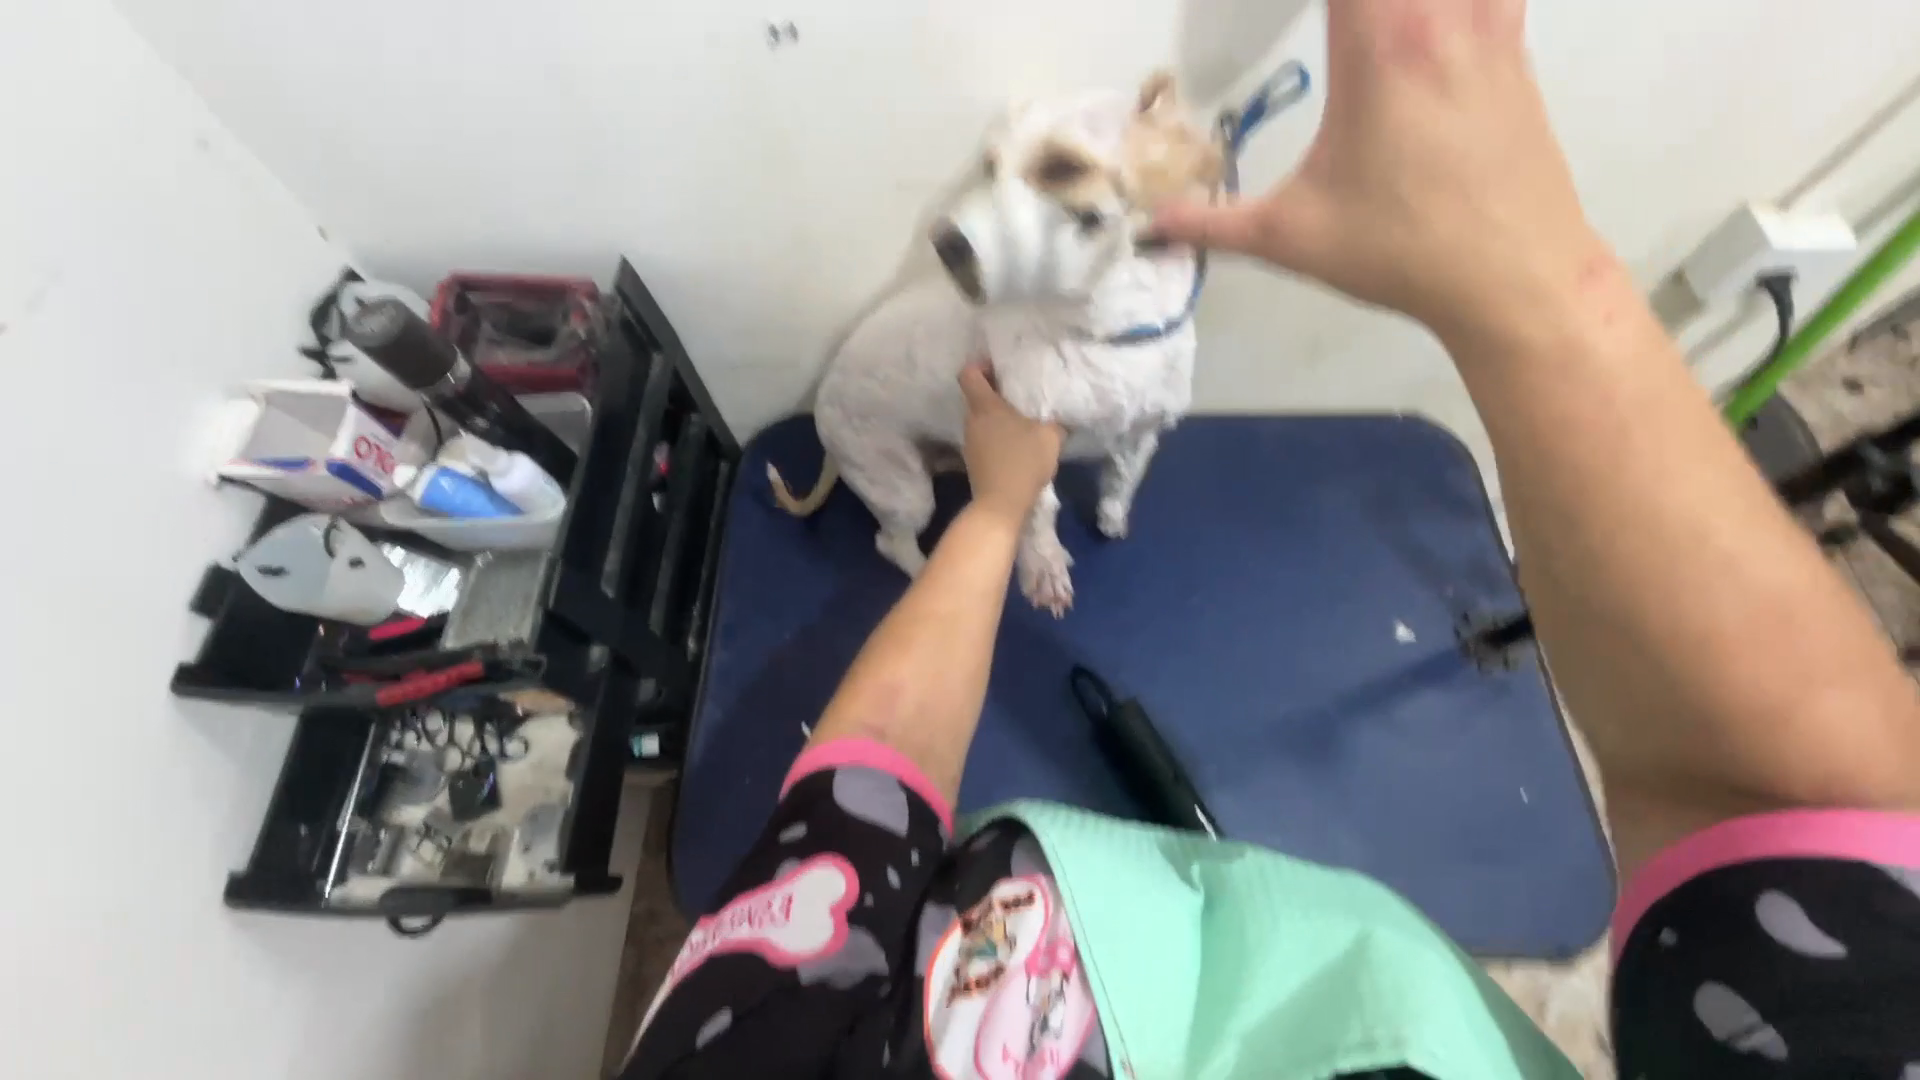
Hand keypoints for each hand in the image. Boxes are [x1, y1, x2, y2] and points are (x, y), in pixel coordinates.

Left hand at [958, 363, 1063, 522]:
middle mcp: (972, 421)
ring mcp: (970, 443)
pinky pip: (984, 440)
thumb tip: (1057, 421)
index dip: (980, 365)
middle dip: (995, 393)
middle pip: (976, 397)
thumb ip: (1054, 423)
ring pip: (981, 420)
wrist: (1001, 504)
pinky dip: (997, 438)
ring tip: (1022, 422)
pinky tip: (1017, 446)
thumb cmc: (1023, 462)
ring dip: (997, 418)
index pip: (969, 374)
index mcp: (985, 407)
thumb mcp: (1050, 437)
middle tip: (1019, 394)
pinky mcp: (974, 462)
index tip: (998, 367)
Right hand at [1154, 0, 1602, 334]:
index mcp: (1380, 48)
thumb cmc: (1395, 251)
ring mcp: (1493, 21)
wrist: (1511, 275)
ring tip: (1361, 18)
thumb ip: (1211, 224)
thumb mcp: (1288, 238)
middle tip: (1322, 17)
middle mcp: (1442, 13)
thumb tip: (1151, 227)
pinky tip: (1426, 18)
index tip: (1269, 8)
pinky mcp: (1517, 44)